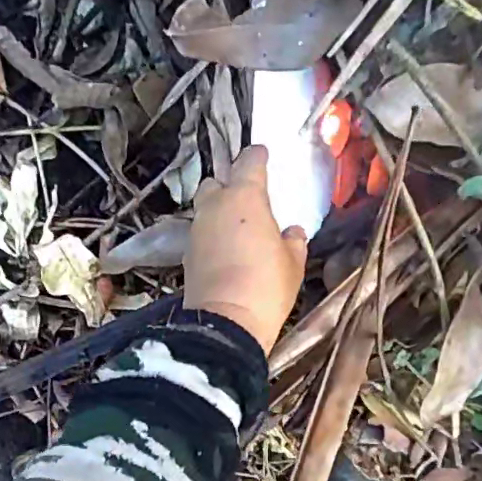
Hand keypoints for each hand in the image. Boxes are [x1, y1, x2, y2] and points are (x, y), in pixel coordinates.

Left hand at [184, 145, 307, 353]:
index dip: (257, 156)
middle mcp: (215, 207)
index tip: (263, 156)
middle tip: (247, 200)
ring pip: (204, 210)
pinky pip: (200, 236)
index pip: (249, 161)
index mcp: (244, 197)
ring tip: (236, 229)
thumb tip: (292, 232)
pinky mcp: (186, 256)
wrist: (225, 325)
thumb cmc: (266, 287)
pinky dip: (211, 238)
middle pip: (216, 182)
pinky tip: (224, 252)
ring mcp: (196, 231)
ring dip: (218, 213)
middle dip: (229, 185)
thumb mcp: (293, 264)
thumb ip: (294, 241)